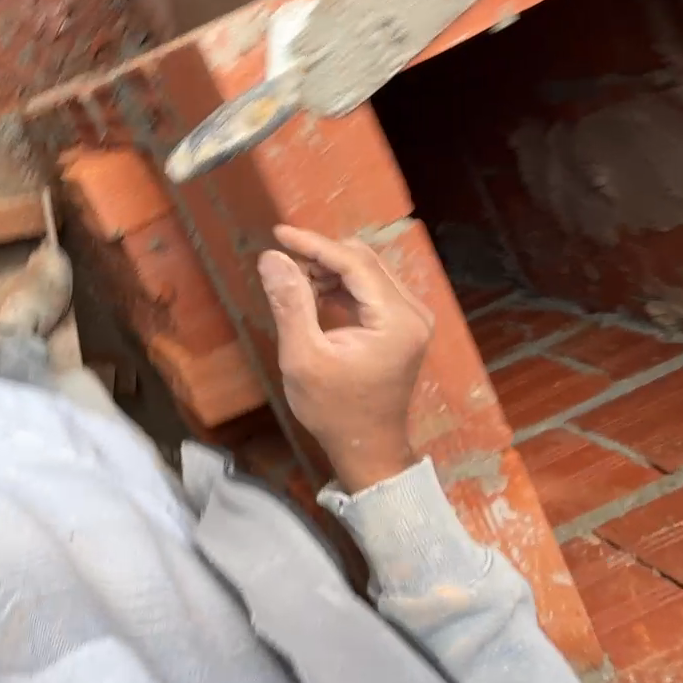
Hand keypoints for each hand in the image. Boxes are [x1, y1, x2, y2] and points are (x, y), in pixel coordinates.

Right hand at [258, 224, 433, 491]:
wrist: (366, 448)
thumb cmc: (333, 409)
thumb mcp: (303, 356)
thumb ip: (290, 303)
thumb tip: (272, 258)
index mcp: (396, 320)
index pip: (354, 263)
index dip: (314, 244)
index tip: (277, 234)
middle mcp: (411, 313)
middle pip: (363, 261)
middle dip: (319, 255)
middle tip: (281, 263)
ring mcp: (408, 319)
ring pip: (364, 271)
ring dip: (326, 269)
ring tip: (291, 282)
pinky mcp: (398, 325)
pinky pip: (365, 288)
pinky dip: (335, 284)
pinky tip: (310, 294)